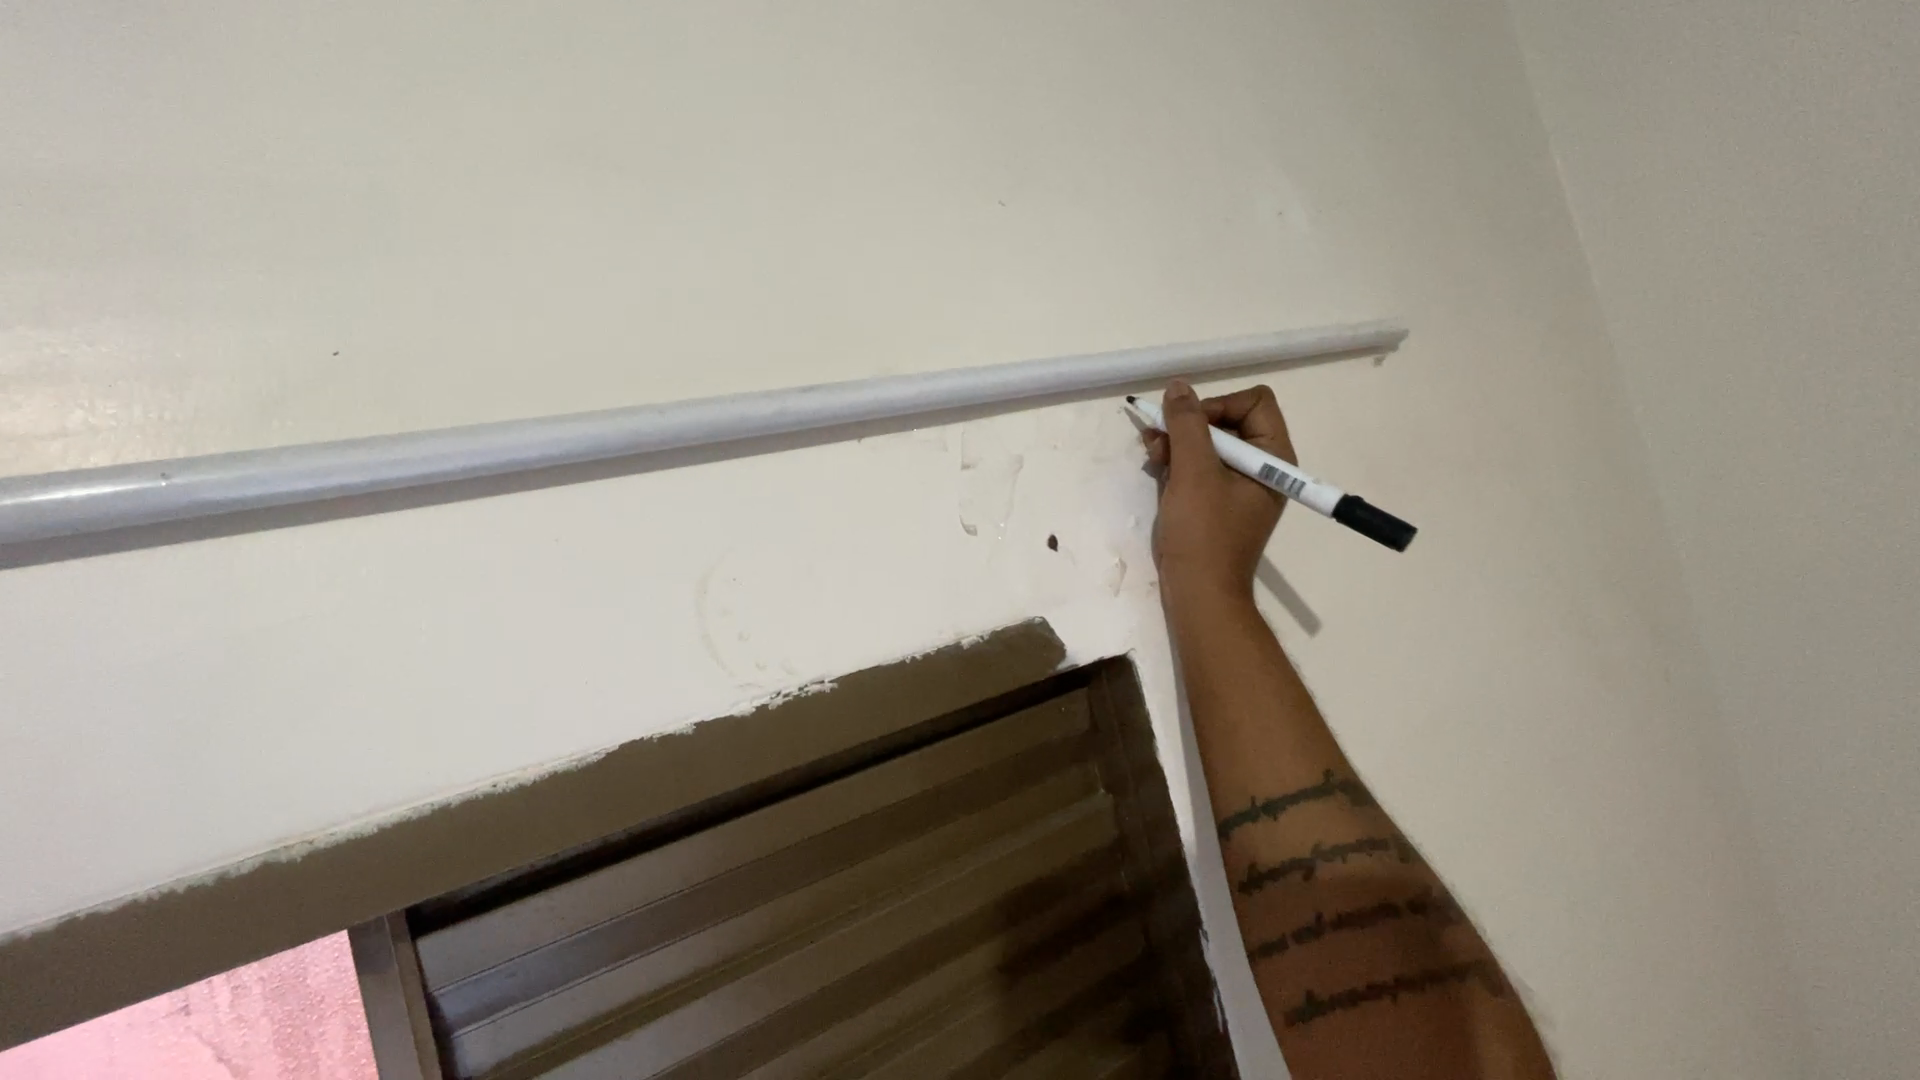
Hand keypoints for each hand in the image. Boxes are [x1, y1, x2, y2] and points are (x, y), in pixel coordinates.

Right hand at [1142, 380, 1296, 601]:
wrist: (1199, 594)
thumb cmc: (1203, 533)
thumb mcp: (1194, 473)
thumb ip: (1187, 425)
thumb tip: (1179, 387)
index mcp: (1273, 459)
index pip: (1253, 402)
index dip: (1217, 405)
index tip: (1187, 426)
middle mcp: (1262, 468)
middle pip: (1228, 421)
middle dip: (1189, 425)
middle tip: (1157, 438)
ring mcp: (1238, 487)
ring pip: (1208, 444)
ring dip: (1178, 442)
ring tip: (1151, 453)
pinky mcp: (1217, 502)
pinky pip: (1200, 468)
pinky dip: (1178, 462)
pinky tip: (1156, 466)